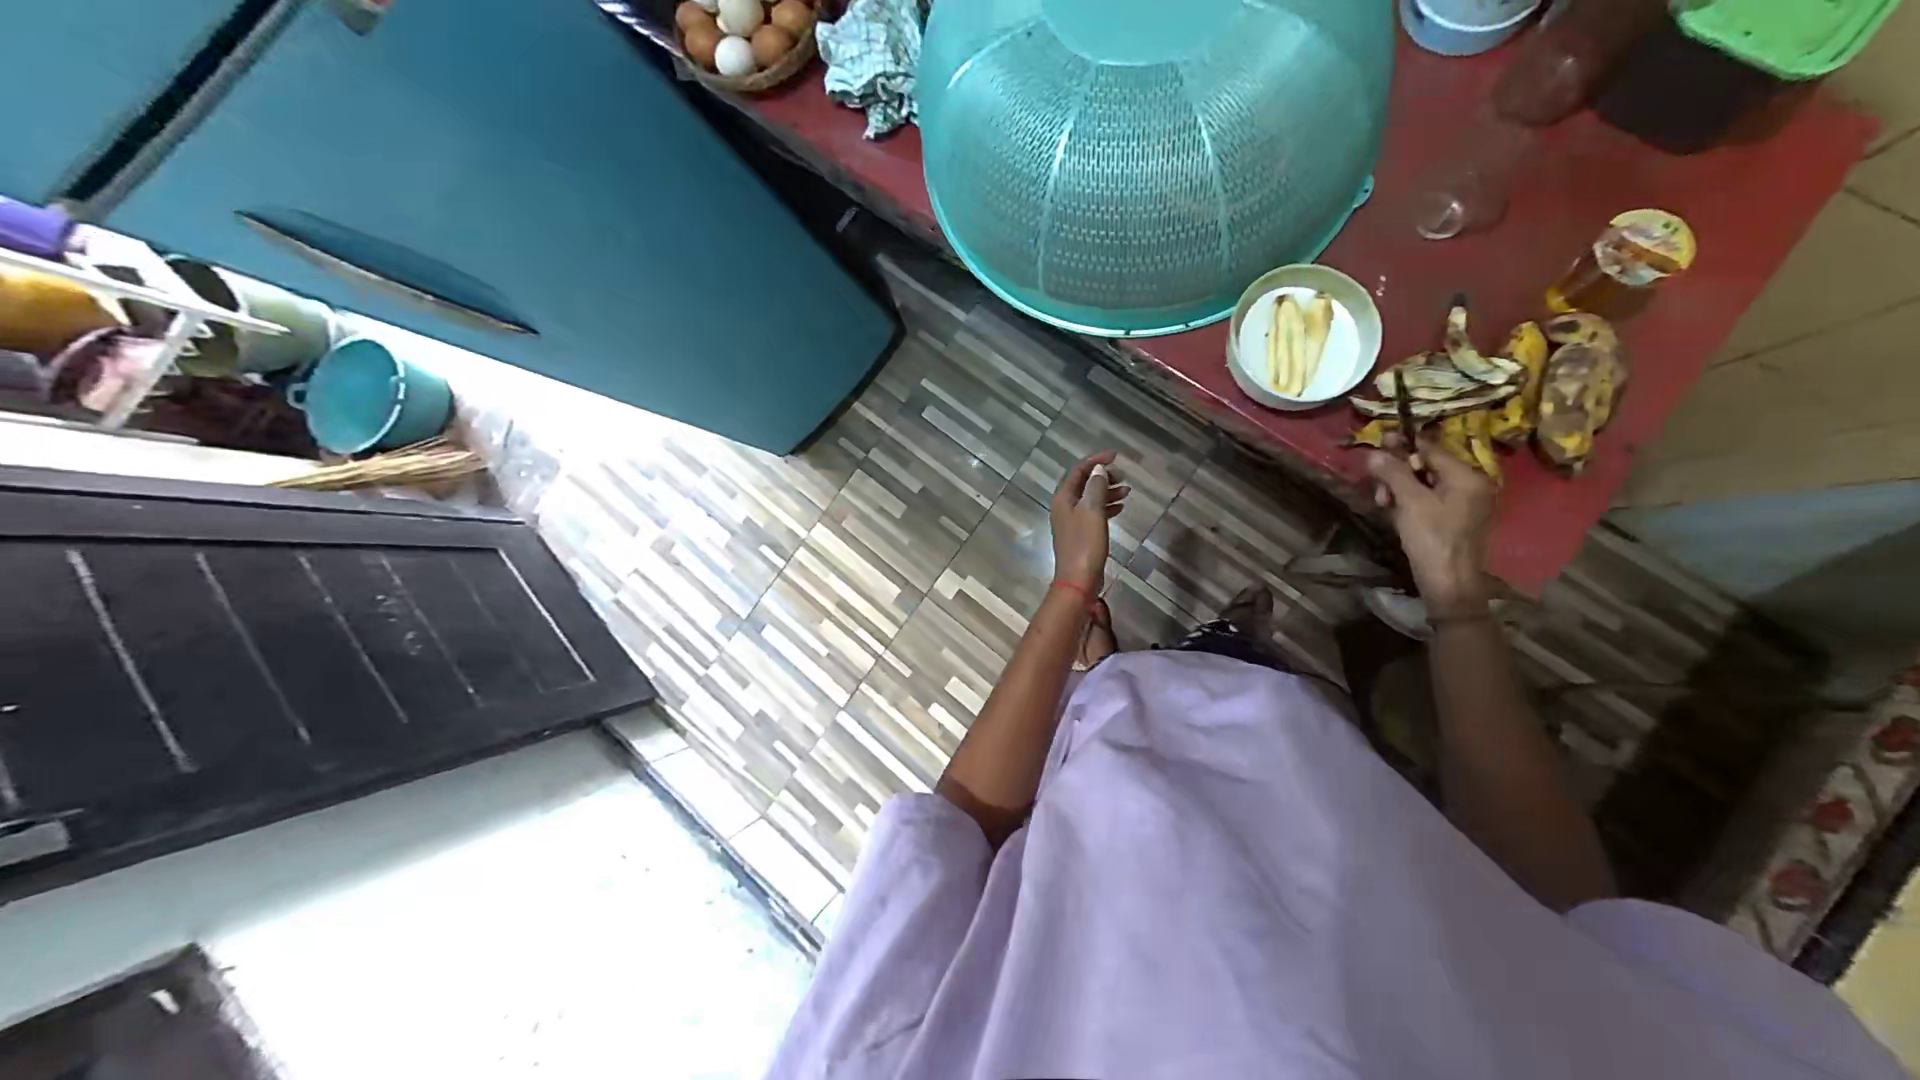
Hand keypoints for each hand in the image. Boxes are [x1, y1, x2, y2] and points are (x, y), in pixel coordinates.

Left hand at [1050, 450, 1130, 591]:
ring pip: (1090, 499)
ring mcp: (1072, 522)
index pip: (1078, 471)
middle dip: (1103, 476)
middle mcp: (1064, 507)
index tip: (1116, 455)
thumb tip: (1098, 469)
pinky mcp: (1081, 534)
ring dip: (1108, 492)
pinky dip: (1107, 507)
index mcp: (1063, 498)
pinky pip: (1094, 513)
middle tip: (1124, 477)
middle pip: (1084, 484)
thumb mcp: (1092, 510)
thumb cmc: (1085, 543)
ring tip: (1128, 491)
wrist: (1079, 579)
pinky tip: (1121, 507)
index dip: (1096, 460)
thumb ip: (1096, 487)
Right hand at [1367, 433, 1493, 615]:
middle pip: (1427, 467)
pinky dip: (1409, 502)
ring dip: (1399, 489)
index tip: (1380, 440)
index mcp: (1467, 477)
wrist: (1449, 583)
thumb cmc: (1433, 538)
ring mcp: (1465, 504)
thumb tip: (1374, 453)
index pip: (1432, 450)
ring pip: (1425, 484)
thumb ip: (1394, 474)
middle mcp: (1471, 485)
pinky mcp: (1455, 519)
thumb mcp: (1410, 502)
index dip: (1404, 444)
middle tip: (1377, 485)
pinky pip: (1429, 500)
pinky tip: (1394, 512)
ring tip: (1383, 503)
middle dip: (1398, 472)